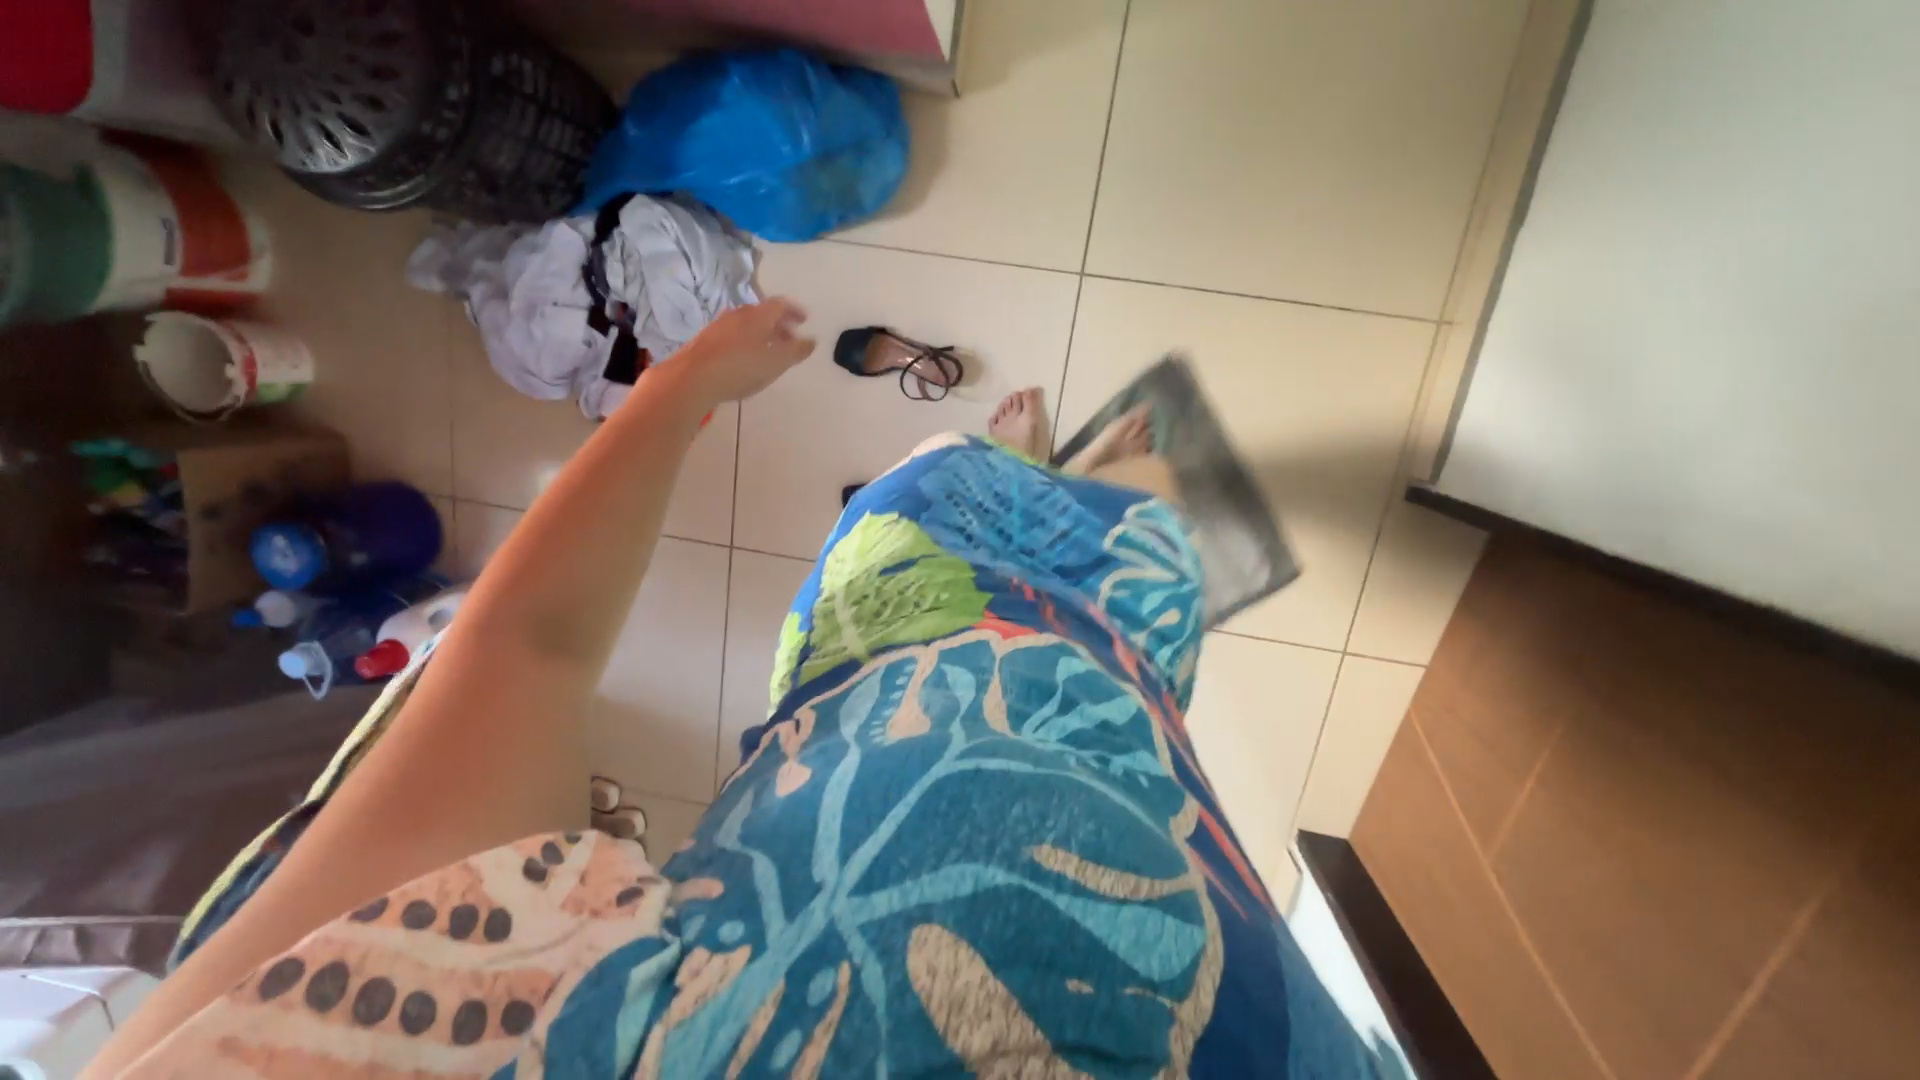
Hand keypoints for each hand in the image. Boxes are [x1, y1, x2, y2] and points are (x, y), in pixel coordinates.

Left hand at [670, 298, 815, 407]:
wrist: (693, 378)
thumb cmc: (741, 367)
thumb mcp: (777, 362)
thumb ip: (796, 350)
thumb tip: (811, 340)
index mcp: (758, 315)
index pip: (781, 304)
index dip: (794, 311)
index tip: (804, 320)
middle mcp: (738, 314)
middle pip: (763, 313)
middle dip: (779, 324)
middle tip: (790, 338)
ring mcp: (719, 326)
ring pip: (747, 324)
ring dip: (762, 334)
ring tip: (769, 350)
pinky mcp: (706, 340)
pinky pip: (733, 335)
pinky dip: (746, 341)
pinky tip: (746, 358)